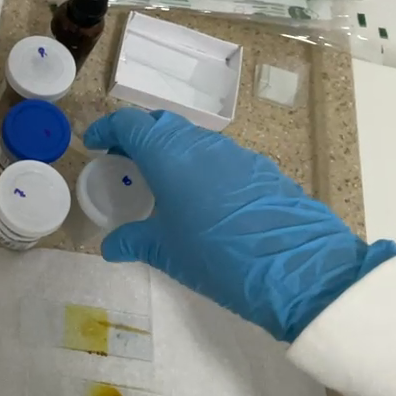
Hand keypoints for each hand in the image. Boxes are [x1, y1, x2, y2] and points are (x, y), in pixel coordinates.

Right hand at [83, 107, 395, 341]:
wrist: (301, 271)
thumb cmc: (217, 256)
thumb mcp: (166, 252)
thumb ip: (132, 241)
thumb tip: (110, 245)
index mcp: (168, 154)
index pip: (128, 123)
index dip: (107, 129)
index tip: (94, 143)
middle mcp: (199, 144)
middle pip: (160, 123)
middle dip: (136, 136)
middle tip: (122, 159)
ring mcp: (234, 153)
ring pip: (191, 138)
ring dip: (169, 150)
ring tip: (158, 179)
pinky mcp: (260, 169)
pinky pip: (218, 156)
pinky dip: (197, 165)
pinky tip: (199, 196)